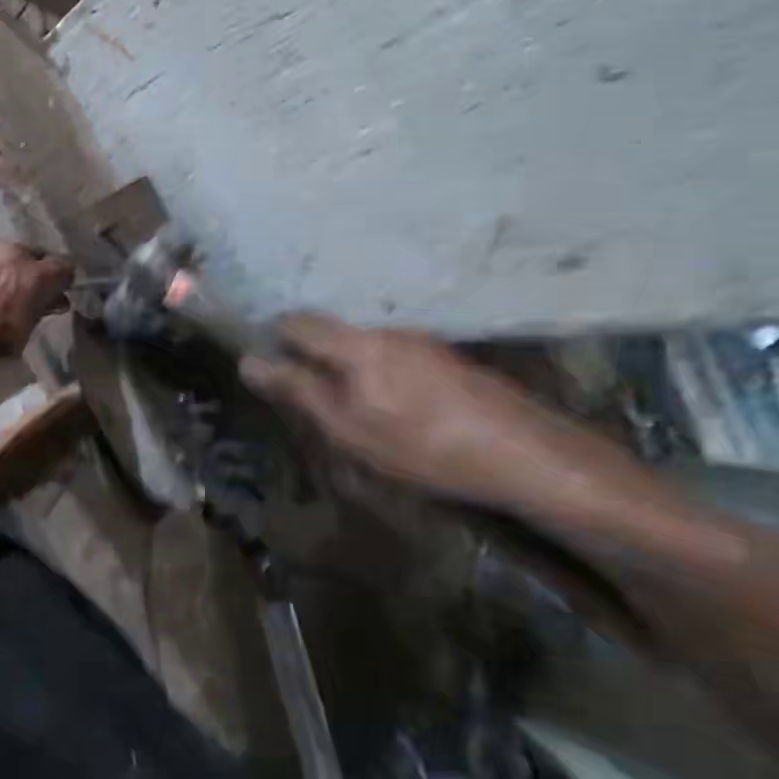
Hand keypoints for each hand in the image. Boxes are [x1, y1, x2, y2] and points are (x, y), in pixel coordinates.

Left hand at [0, 234, 71, 370]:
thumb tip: (54, 301)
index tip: (49, 293)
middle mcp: (12, 251)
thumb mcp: (16, 339)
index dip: (58, 282)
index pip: (64, 268)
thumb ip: (38, 313)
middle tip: (9, 292)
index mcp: (33, 277)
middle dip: (25, 273)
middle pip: (30, 256)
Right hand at [239, 313, 610, 508]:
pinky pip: (390, 356)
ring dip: (342, 365)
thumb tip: (248, 360)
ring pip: (360, 344)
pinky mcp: (445, 360)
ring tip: (344, 405)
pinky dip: (374, 373)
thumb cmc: (424, 444)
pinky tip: (388, 407)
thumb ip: (296, 391)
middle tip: (302, 394)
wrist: (530, 456)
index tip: (264, 364)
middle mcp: (384, 330)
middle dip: (307, 353)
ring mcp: (419, 342)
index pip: (295, 321)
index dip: (271, 337)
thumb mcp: (347, 427)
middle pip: (329, 330)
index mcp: (354, 342)